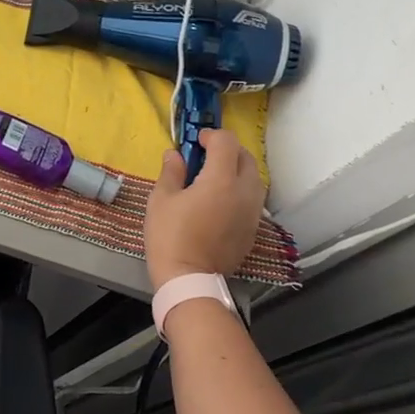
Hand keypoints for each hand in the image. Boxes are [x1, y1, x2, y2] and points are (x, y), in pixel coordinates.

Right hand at [144, 128, 266, 289]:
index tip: (196, 141)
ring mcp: (252, 212)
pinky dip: (239, 190)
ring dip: (236, 169)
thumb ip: (171, 171)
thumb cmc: (170, 235)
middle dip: (227, 150)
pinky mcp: (253, 228)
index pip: (226, 142)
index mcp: (220, 180)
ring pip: (254, 178)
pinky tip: (219, 200)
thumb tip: (175, 155)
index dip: (211, 136)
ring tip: (213, 177)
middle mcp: (244, 192)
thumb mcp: (161, 199)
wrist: (189, 277)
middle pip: (246, 157)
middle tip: (204, 156)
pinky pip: (252, 199)